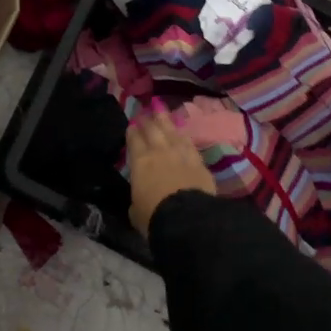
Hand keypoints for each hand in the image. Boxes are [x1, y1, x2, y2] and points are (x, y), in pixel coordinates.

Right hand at [126, 101, 216, 238]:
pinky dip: (184, 137)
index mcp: (140, 161)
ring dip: (165, 120)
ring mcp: (181, 154)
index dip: (132, 131)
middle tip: (145, 113)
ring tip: (161, 111)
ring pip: (172, 131)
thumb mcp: (135, 210)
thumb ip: (136, 198)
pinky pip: (190, 144)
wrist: (186, 218)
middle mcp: (159, 151)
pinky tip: (183, 134)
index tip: (131, 125)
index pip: (134, 140)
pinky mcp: (199, 162)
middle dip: (147, 120)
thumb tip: (139, 198)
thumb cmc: (154, 216)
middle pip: (153, 130)